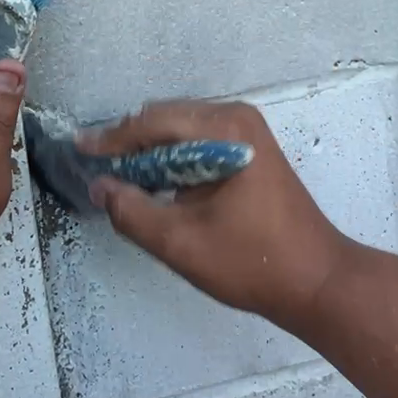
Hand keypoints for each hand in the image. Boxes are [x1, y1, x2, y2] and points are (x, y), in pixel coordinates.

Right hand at [79, 100, 344, 325]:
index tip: (79, 147)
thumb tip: (99, 186)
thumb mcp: (181, 244)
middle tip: (100, 168)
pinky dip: (172, 152)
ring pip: (180, 124)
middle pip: (166, 117)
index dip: (112, 139)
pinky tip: (158, 177)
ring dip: (151, 147)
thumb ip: (132, 212)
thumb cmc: (252, 263)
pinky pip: (197, 136)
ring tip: (123, 175)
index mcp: (223, 129)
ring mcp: (246, 127)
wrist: (318, 282)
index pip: (153, 123)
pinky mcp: (250, 143)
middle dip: (131, 141)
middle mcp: (235, 116)